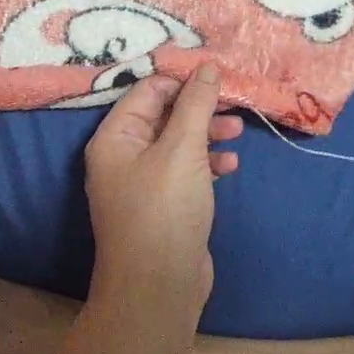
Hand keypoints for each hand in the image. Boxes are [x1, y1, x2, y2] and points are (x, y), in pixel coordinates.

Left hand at [83, 65, 243, 311]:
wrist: (159, 288)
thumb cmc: (164, 210)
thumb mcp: (183, 149)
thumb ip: (196, 103)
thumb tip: (206, 66)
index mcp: (116, 137)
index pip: (148, 89)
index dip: (183, 78)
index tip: (218, 74)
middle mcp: (124, 155)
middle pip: (164, 114)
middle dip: (200, 107)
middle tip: (234, 105)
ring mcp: (143, 181)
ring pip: (179, 141)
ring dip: (209, 133)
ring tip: (238, 133)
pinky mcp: (164, 203)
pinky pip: (186, 168)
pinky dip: (208, 162)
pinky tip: (230, 167)